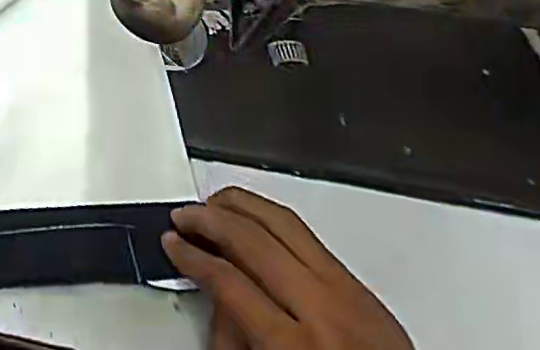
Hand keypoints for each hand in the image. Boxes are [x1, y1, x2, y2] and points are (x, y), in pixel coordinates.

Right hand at [163, 187, 413, 349]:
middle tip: (183, 217)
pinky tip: (253, 218)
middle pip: (249, 239)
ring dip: (238, 205)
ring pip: (281, 221)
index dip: (190, 255)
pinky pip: (308, 235)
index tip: (173, 243)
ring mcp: (350, 295)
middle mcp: (325, 313)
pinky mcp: (366, 290)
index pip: (226, 279)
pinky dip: (271, 217)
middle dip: (207, 220)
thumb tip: (211, 289)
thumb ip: (236, 333)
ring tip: (212, 204)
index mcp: (296, 346)